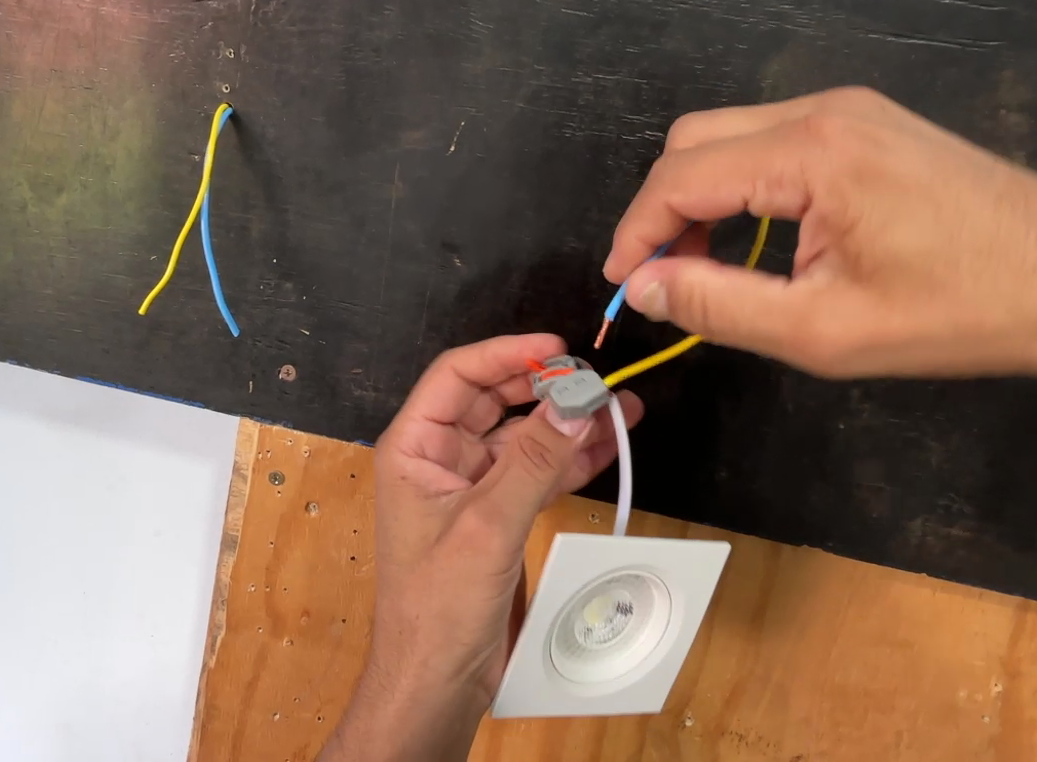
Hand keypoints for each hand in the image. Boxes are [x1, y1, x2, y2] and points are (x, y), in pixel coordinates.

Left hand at [319, 335, 641, 761]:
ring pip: (522, 436)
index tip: (557, 349)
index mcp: (415, 445)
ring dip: (567, 423)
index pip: (458, 376)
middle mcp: (440, 456)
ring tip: (621, 408)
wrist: (437, 686)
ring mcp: (471, 485)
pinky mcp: (498, 513)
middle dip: (543, 387)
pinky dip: (571, 461)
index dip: (506, 355)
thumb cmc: (441, 603)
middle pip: (493, 400)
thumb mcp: (487, 526)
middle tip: (596, 379)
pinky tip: (610, 446)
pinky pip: (536, 473)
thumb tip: (578, 401)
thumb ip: (534, 461)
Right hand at [602, 87, 1036, 379]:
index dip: (635, 230)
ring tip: (701, 262)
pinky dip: (737, 185)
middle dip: (660, 208)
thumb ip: (716, 305)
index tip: (621, 283)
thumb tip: (640, 287)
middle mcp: (821, 112)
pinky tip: (754, 235)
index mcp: (810, 153)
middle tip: (661, 274)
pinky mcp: (866, 124)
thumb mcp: (823, 331)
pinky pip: (767, 141)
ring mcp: (848, 111)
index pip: (680, 177)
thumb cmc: (962, 314)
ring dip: (697, 196)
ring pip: (726, 136)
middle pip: (692, 141)